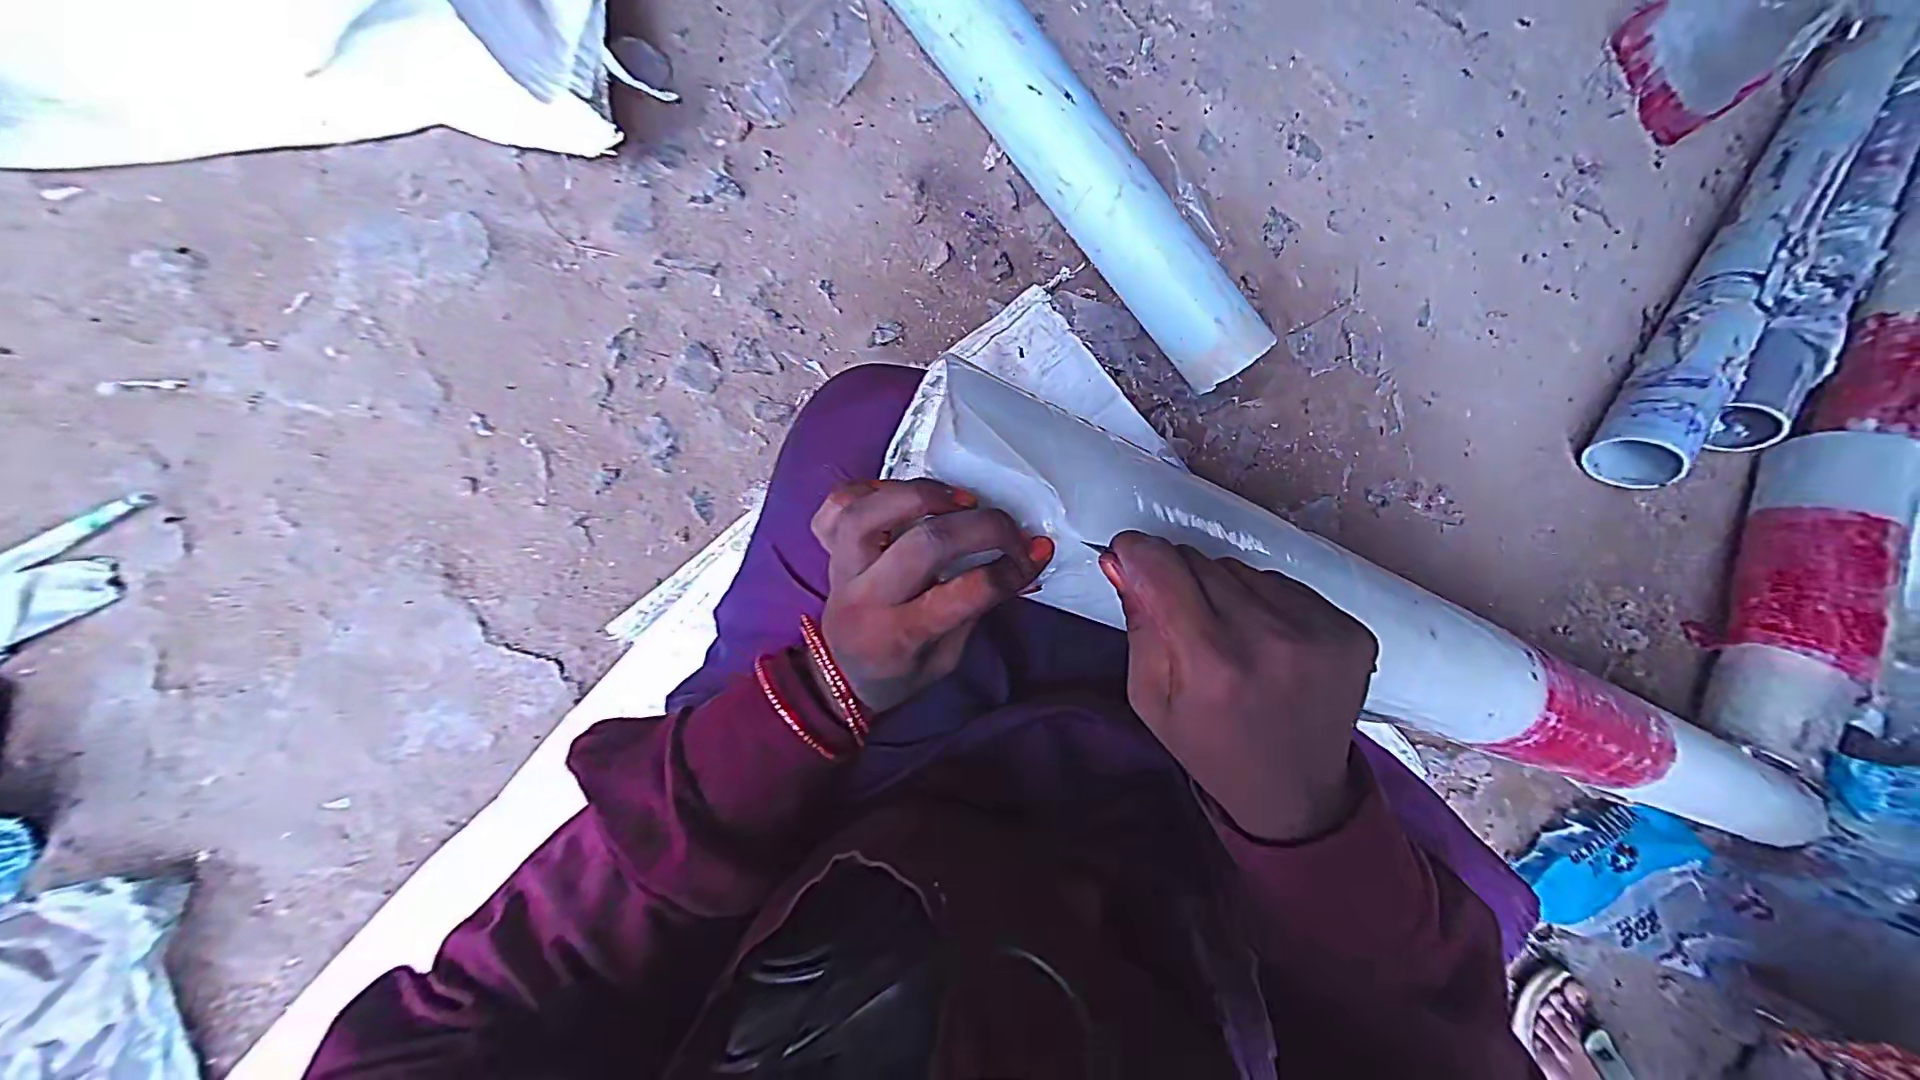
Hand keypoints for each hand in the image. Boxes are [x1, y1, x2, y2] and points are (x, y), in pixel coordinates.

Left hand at [810, 479, 1053, 713]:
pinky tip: (904, 493)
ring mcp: (840, 569)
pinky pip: (837, 504)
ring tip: (960, 500)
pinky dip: (870, 488)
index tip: (1033, 556)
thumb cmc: (901, 673)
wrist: (842, 677)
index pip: (961, 595)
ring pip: (868, 513)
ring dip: (922, 495)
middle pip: (924, 544)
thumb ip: (977, 608)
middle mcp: (866, 598)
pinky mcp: (828, 549)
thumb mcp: (948, 658)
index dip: (1008, 572)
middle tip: (1009, 528)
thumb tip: (1022, 559)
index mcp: (899, 636)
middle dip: (981, 527)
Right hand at [1099, 532, 1377, 840]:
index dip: (1137, 554)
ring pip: (1240, 569)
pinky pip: (1281, 584)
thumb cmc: (1210, 746)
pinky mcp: (1349, 629)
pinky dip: (1261, 601)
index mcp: (1213, 664)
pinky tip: (1263, 641)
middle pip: (1200, 562)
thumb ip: (1138, 624)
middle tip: (1180, 620)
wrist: (1296, 791)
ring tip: (1227, 637)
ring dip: (1221, 590)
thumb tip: (1122, 562)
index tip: (1127, 556)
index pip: (1163, 568)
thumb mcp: (1150, 698)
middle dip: (1176, 578)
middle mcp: (1270, 639)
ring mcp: (1318, 632)